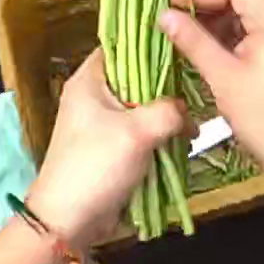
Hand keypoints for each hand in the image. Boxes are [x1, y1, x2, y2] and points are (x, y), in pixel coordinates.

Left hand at [26, 50, 186, 249]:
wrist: (68, 219)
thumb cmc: (96, 165)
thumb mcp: (138, 132)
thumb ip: (168, 112)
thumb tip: (187, 111)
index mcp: (89, 79)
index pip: (120, 45)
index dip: (149, 44)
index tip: (181, 49)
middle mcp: (93, 94)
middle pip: (135, 77)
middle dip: (165, 88)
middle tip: (195, 93)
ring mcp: (100, 121)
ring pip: (140, 106)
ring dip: (164, 116)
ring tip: (191, 126)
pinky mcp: (109, 145)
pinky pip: (139, 130)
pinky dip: (158, 135)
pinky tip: (181, 143)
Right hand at [158, 0, 263, 220]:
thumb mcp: (224, 79)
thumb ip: (193, 42)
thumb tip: (164, 15)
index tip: (172, 5)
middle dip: (211, 5)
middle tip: (179, 21)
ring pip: (256, 15)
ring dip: (224, 22)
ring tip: (194, 39)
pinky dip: (240, 36)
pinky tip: (219, 55)